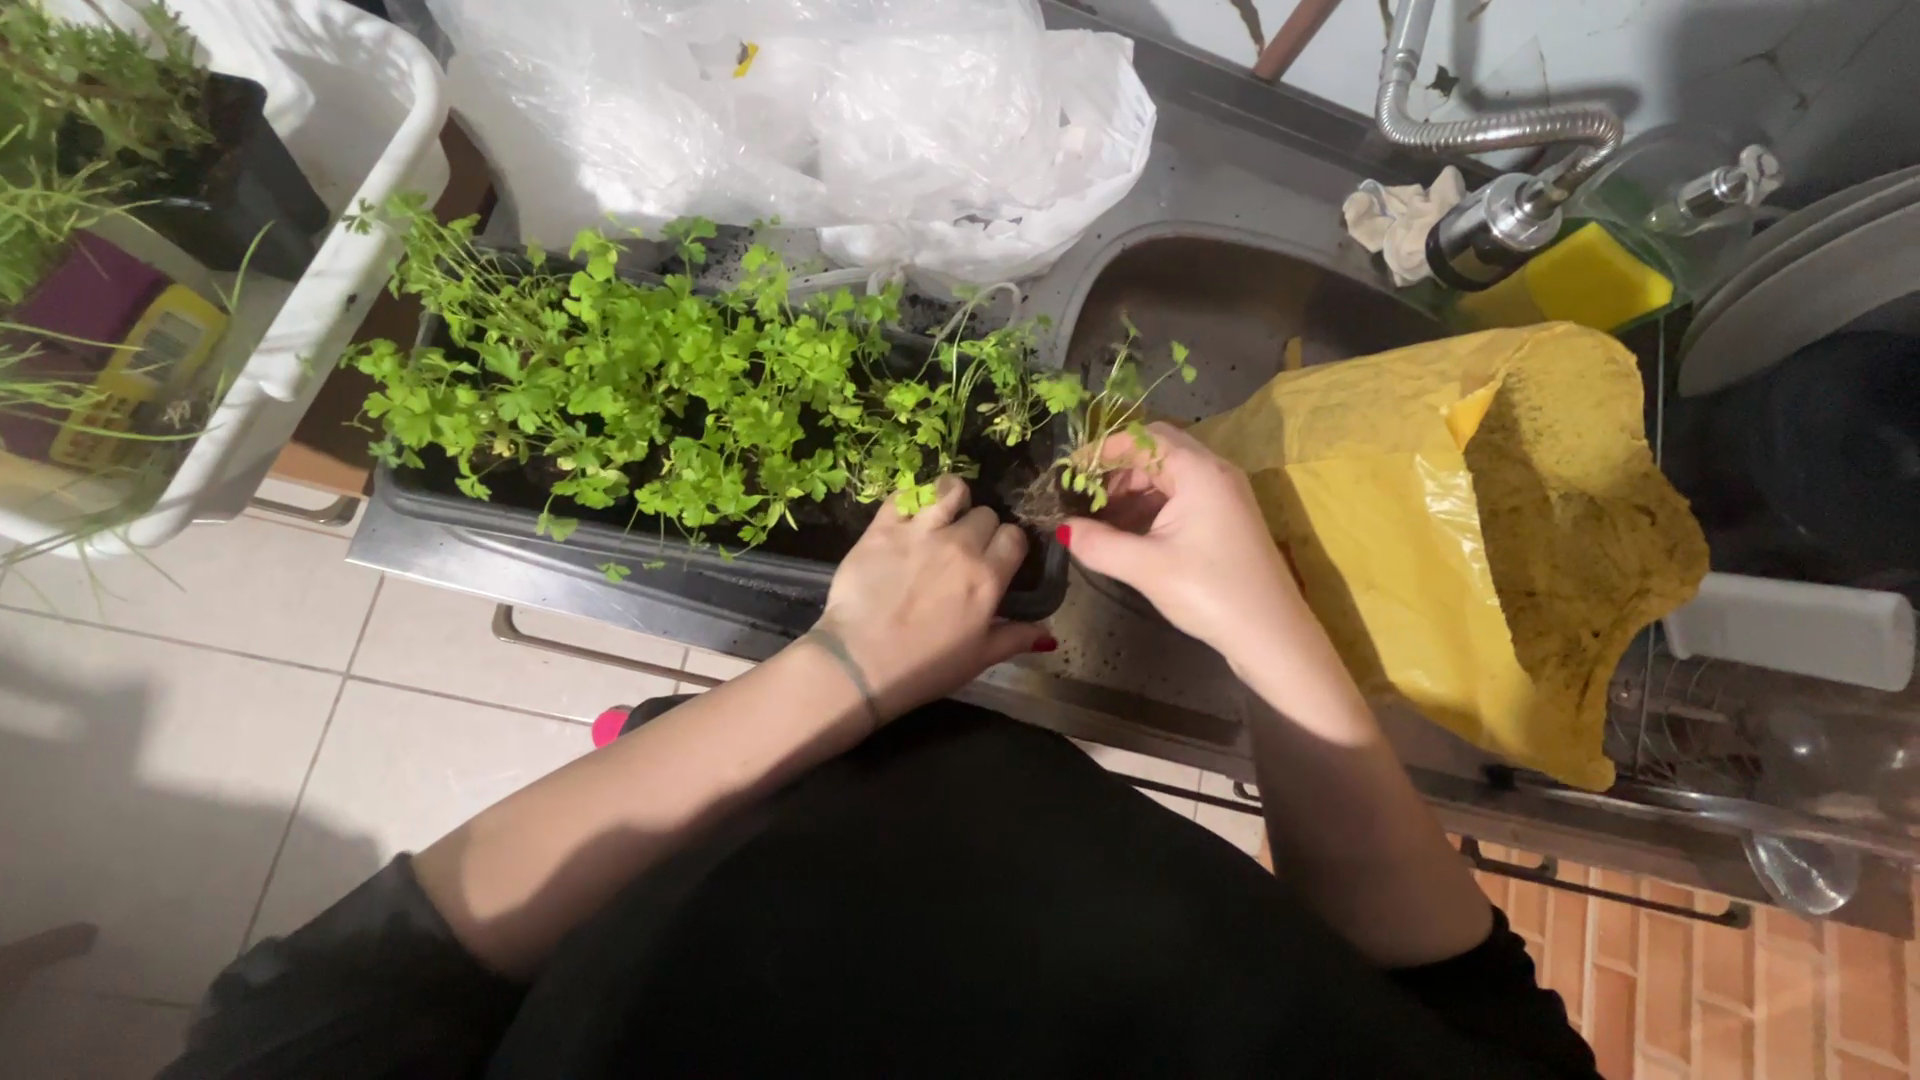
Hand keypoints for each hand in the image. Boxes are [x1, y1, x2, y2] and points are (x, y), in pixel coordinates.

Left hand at [812, 476, 1050, 722]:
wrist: (860, 662)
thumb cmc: (924, 667)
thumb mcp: (978, 659)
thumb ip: (1015, 638)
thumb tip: (1047, 634)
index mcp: (988, 576)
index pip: (1015, 537)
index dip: (1009, 545)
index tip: (996, 558)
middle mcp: (960, 546)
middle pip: (985, 513)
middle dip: (980, 528)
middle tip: (963, 549)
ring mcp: (919, 531)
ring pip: (949, 489)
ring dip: (951, 499)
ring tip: (941, 515)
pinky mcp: (882, 528)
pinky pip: (904, 494)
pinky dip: (910, 499)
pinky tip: (908, 515)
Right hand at [1060, 422, 1316, 667]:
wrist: (1271, 635)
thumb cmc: (1210, 592)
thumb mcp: (1146, 567)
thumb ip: (1098, 543)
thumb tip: (1061, 528)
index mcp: (1199, 471)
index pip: (1142, 438)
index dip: (1102, 450)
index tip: (1068, 473)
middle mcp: (1214, 473)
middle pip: (1155, 451)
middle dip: (1115, 471)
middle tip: (1082, 498)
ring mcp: (1223, 495)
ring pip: (1167, 476)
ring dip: (1131, 490)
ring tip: (1098, 519)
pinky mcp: (1225, 519)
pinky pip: (1179, 496)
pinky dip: (1150, 507)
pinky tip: (1127, 533)